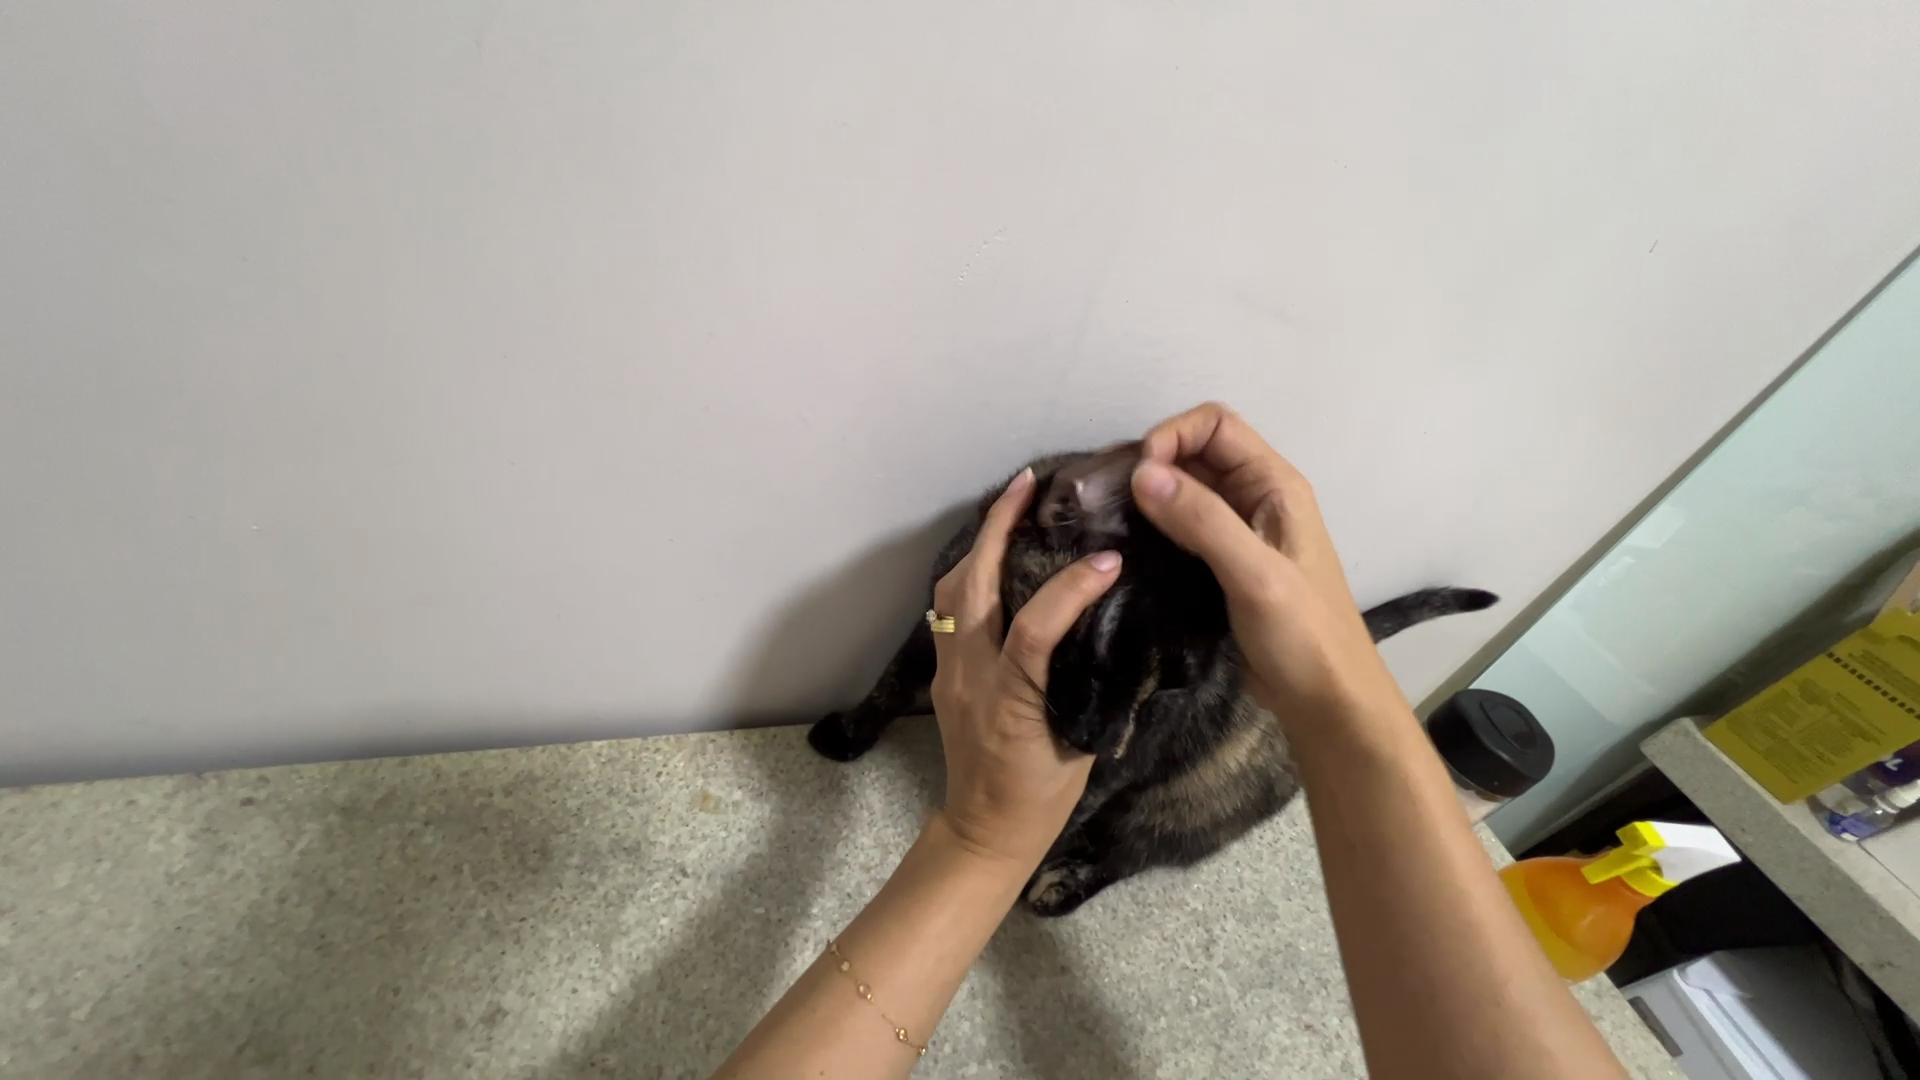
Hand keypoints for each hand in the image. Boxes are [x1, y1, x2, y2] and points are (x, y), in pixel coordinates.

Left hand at [927, 467, 1123, 866]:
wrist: (983, 829)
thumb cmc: (1039, 796)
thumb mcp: (1081, 744)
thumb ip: (1095, 685)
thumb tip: (1121, 630)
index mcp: (1009, 703)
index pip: (1034, 631)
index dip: (1070, 589)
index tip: (1108, 560)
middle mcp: (968, 677)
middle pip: (969, 589)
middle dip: (995, 529)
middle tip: (1027, 486)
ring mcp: (947, 672)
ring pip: (950, 591)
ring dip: (978, 544)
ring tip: (1011, 510)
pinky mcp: (941, 672)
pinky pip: (949, 609)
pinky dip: (971, 574)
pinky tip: (994, 557)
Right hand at [1128, 403, 1405, 723]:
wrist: (1325, 700)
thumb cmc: (1302, 636)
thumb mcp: (1255, 574)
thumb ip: (1203, 521)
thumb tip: (1142, 473)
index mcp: (1274, 485)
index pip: (1216, 424)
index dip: (1172, 435)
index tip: (1137, 475)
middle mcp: (1254, 497)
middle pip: (1195, 453)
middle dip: (1153, 464)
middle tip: (1112, 500)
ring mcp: (1237, 530)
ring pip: (1184, 489)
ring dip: (1149, 495)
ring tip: (1112, 519)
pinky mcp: (1220, 561)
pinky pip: (1181, 525)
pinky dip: (1154, 525)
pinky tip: (1130, 545)